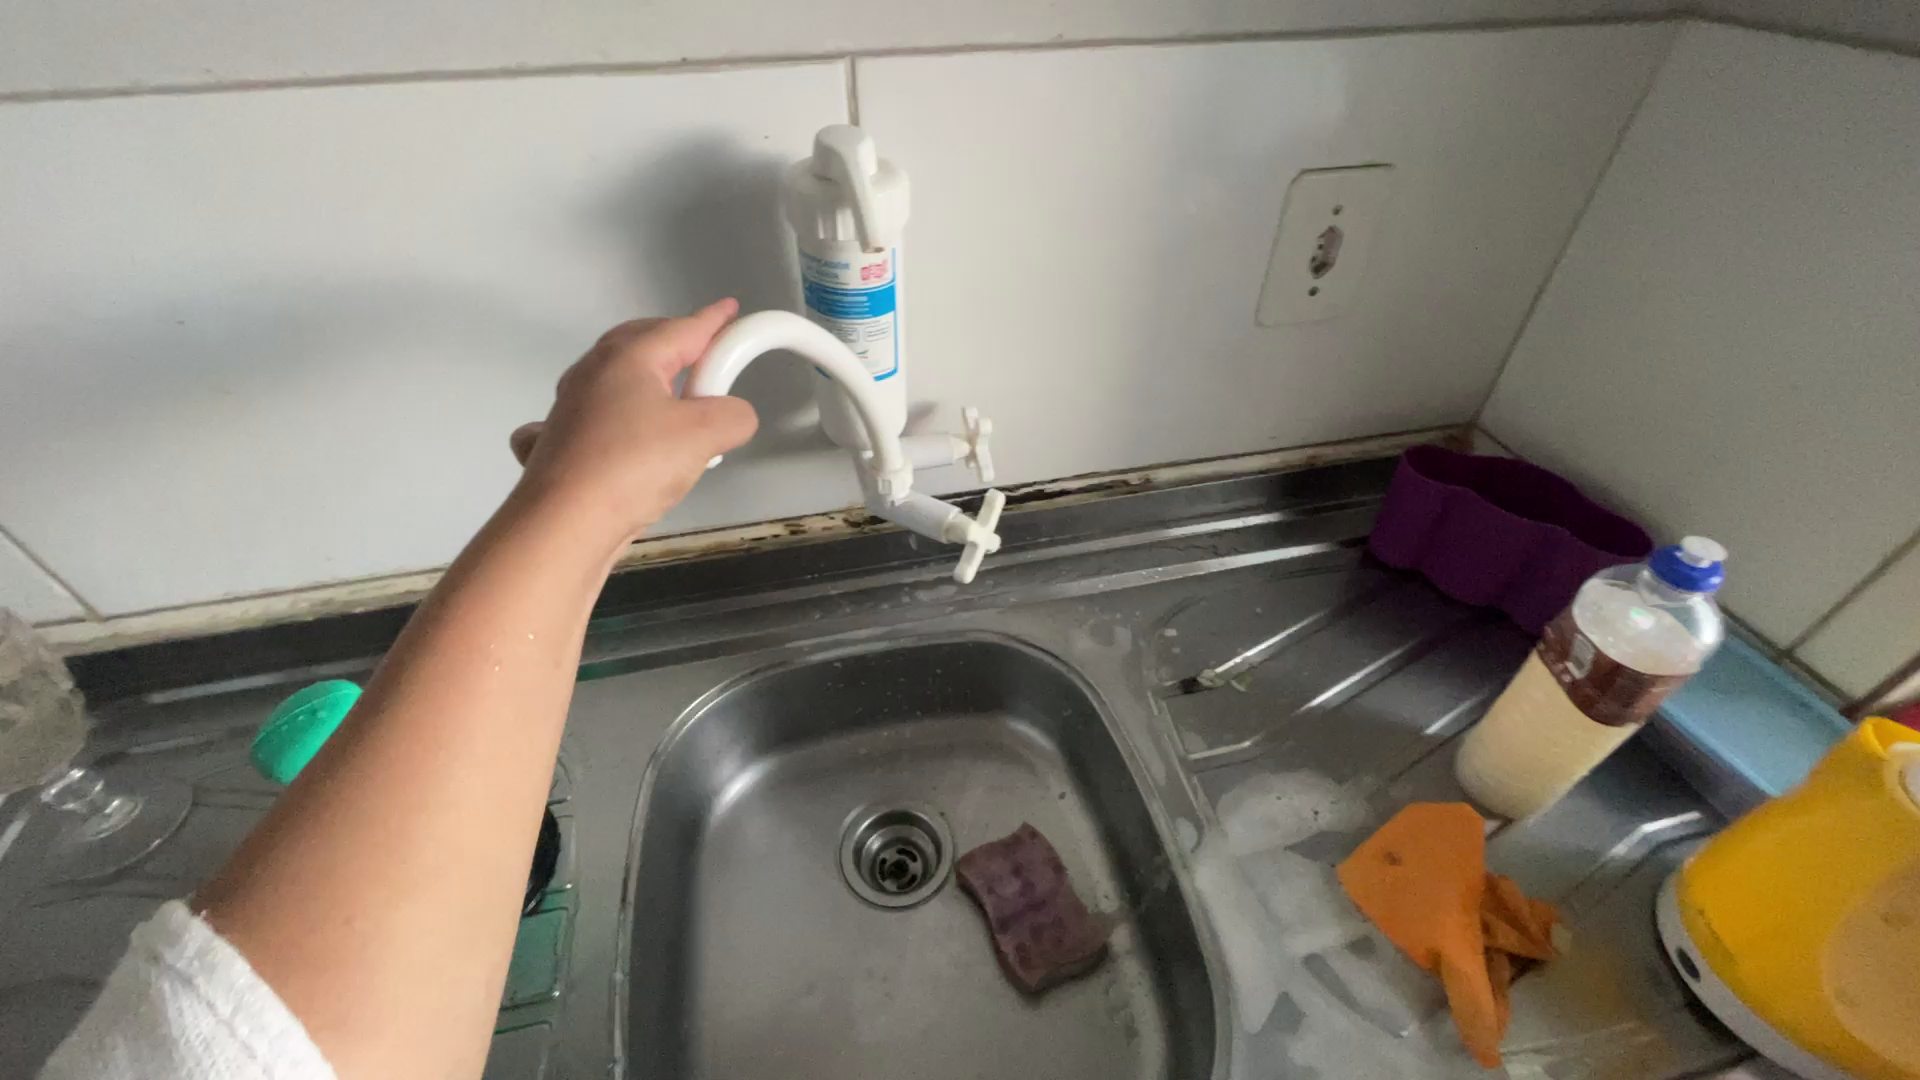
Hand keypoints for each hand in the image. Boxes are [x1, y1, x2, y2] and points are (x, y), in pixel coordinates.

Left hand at [509, 298, 756, 541]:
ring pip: (612, 379)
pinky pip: (582, 420)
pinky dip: (600, 419)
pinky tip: (606, 436)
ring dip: (643, 379)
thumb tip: (733, 416)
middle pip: (641, 344)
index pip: (682, 330)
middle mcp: (593, 374)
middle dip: (675, 343)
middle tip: (707, 358)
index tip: (731, 309)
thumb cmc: (636, 466)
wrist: (566, 522)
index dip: (713, 321)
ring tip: (671, 400)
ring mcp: (569, 409)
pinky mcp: (556, 446)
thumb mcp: (707, 435)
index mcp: (629, 359)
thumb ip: (734, 415)